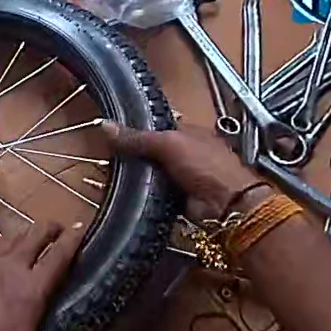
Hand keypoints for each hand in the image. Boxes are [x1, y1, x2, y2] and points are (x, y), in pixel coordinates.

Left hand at [0, 222, 104, 330]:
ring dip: (20, 235)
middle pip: (30, 237)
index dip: (71, 240)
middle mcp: (5, 270)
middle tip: (60, 228)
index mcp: (29, 290)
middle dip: (48, 229)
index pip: (56, 256)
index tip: (82, 227)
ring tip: (30, 239)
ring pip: (4, 239)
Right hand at [102, 122, 262, 220]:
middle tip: (105, 153)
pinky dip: (140, 191)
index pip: (157, 124)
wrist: (226, 205)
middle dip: (131, 152)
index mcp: (188, 131)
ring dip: (133, 173)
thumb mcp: (167, 144)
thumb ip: (136, 137)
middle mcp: (185, 151)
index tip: (112, 130)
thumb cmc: (204, 164)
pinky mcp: (177, 196)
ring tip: (107, 171)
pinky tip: (122, 190)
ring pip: (150, 170)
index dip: (135, 125)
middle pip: (150, 149)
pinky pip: (152, 190)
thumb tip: (103, 124)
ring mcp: (182, 175)